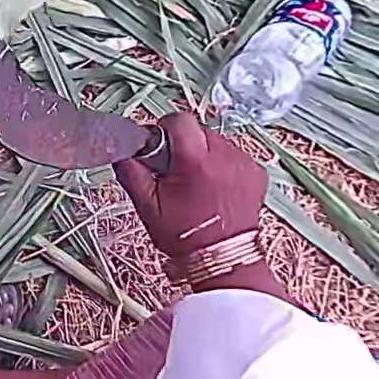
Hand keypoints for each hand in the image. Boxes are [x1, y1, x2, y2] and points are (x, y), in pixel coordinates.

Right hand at [114, 112, 267, 259]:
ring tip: (193, 183)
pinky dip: (220, 166)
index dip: (163, 128)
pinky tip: (211, 188)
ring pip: (215, 142)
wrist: (222, 258)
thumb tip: (122, 153)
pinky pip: (233, 156)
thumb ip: (131, 173)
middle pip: (197, 131)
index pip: (179, 120)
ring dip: (201, 155)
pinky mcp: (256, 173)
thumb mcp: (147, 206)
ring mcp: (245, 164)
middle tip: (171, 171)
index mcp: (196, 162)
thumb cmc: (184, 236)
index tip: (156, 146)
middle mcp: (226, 157)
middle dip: (181, 145)